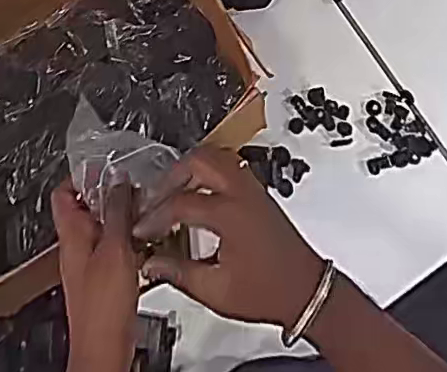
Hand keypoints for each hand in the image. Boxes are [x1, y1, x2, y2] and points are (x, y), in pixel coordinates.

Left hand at [51, 180, 141, 371]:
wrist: (106, 350)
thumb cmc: (102, 307)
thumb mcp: (114, 247)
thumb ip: (116, 210)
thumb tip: (117, 179)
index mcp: (71, 235)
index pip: (64, 192)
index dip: (81, 174)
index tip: (105, 164)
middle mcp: (77, 246)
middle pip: (87, 205)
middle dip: (110, 191)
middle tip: (132, 182)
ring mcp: (91, 260)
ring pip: (104, 223)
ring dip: (123, 212)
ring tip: (143, 204)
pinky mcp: (106, 274)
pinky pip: (116, 242)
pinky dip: (130, 234)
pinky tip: (147, 233)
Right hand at [133, 147, 325, 326]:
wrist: (304, 289)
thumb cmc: (269, 290)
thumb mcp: (216, 290)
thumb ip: (179, 273)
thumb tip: (153, 263)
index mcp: (231, 214)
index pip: (181, 202)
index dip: (155, 216)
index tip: (142, 229)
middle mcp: (242, 192)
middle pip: (199, 161)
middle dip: (170, 177)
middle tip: (154, 199)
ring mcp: (251, 186)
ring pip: (215, 155)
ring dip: (190, 169)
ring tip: (171, 193)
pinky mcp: (256, 189)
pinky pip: (228, 164)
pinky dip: (207, 170)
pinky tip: (197, 192)